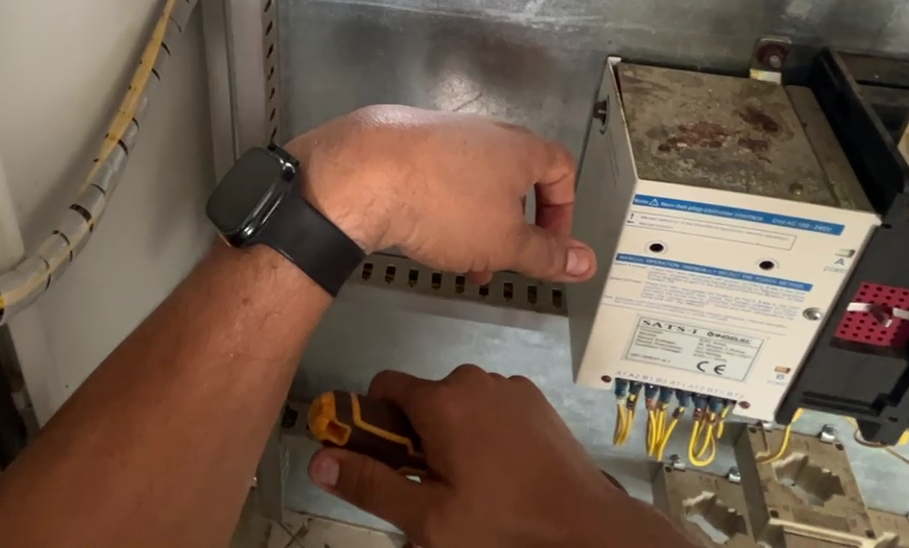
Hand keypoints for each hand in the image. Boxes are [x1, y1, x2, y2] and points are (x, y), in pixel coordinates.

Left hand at [286, 106, 595, 283]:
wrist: (363, 172)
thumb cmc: (445, 206)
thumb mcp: (504, 243)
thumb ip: (548, 254)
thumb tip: (587, 261)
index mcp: (518, 147)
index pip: (561, 168)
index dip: (563, 210)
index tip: (550, 245)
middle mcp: (483, 130)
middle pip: (513, 176)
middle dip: (511, 224)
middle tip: (499, 260)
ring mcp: (441, 129)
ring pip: (472, 179)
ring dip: (474, 220)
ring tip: (456, 259)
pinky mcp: (404, 136)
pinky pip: (435, 172)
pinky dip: (439, 202)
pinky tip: (419, 229)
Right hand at [309, 367, 684, 547]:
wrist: (589, 528)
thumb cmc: (502, 525)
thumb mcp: (428, 519)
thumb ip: (371, 485)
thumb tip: (319, 461)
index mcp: (440, 401)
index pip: (385, 386)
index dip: (375, 420)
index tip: (384, 457)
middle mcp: (470, 378)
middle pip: (424, 399)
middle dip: (419, 436)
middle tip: (435, 487)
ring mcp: (507, 385)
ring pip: (460, 403)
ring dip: (455, 433)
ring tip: (477, 485)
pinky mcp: (534, 398)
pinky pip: (493, 405)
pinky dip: (488, 429)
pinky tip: (507, 471)